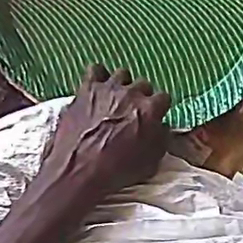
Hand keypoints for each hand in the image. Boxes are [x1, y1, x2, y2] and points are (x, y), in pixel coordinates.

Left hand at [37, 65, 172, 204]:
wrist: (79, 170)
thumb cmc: (116, 171)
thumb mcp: (150, 162)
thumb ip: (160, 139)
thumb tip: (161, 127)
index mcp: (150, 109)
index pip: (163, 99)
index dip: (158, 110)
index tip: (152, 118)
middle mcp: (131, 93)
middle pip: (143, 85)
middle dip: (140, 98)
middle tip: (132, 113)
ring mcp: (108, 88)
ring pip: (122, 75)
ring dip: (121, 86)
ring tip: (115, 101)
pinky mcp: (86, 89)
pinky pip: (95, 71)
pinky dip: (97, 78)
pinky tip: (96, 90)